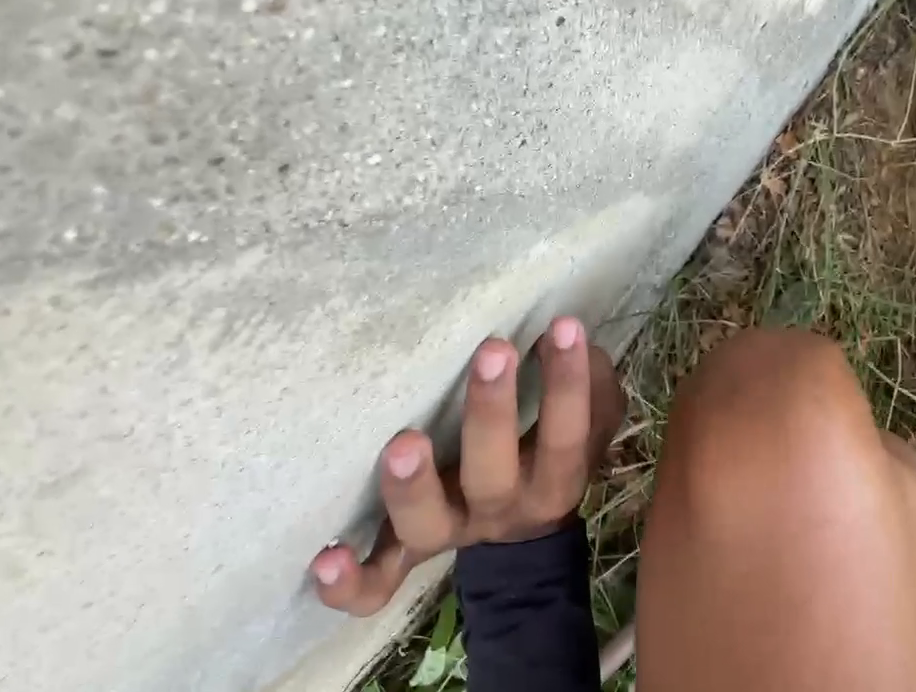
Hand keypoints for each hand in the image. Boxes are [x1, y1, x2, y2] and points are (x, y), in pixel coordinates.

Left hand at [311, 316, 625, 615]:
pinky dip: (348, 583)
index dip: (568, 383)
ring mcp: (449, 535)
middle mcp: (501, 510)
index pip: (567, 433)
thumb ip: (592, 385)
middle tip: (494, 351)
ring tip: (404, 443)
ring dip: (413, 489)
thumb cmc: (552, 452)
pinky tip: (324, 557)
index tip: (564, 326)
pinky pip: (373, 588)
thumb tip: (569, 339)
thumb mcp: (592, 423)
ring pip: (426, 526)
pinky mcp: (403, 558)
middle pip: (494, 473)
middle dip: (492, 412)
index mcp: (553, 479)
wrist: (524, 531)